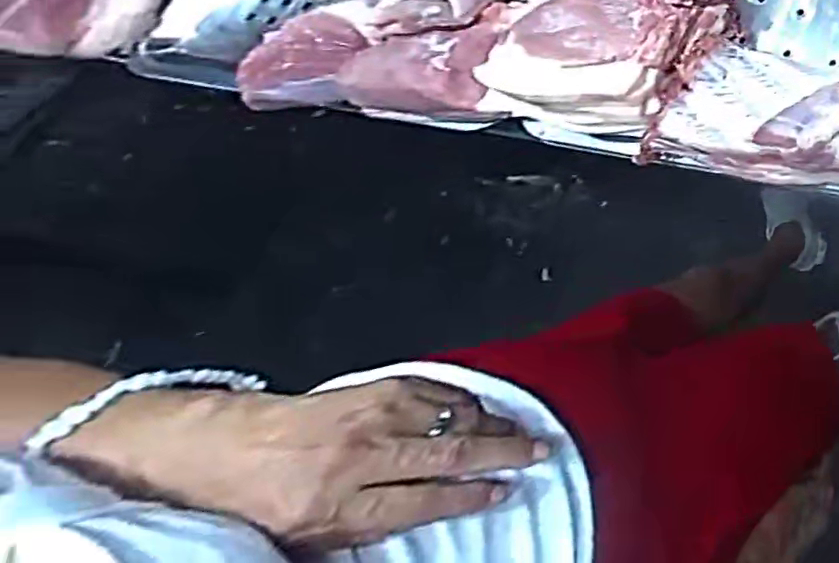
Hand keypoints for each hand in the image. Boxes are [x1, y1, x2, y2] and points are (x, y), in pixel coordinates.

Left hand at [52, 376, 547, 549]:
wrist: (215, 446)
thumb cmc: (249, 502)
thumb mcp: (292, 535)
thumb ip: (359, 526)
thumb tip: (427, 514)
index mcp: (329, 506)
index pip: (418, 503)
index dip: (467, 497)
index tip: (504, 492)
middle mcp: (358, 458)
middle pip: (448, 455)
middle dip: (502, 453)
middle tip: (540, 451)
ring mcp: (373, 415)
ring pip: (451, 419)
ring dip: (494, 425)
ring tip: (522, 430)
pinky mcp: (380, 386)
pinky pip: (440, 393)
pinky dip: (469, 402)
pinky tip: (484, 410)